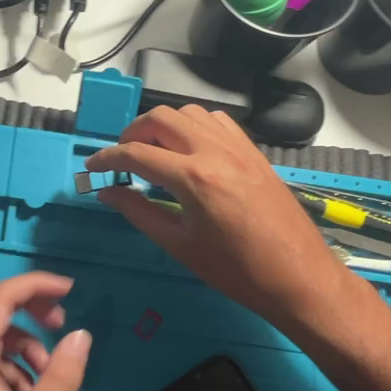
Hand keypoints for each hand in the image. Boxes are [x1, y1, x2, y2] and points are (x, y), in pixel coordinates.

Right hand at [84, 105, 356, 327]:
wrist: (299, 277)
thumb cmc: (236, 271)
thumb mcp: (180, 246)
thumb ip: (139, 212)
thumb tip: (107, 193)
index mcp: (193, 178)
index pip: (136, 153)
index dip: (107, 159)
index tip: (92, 168)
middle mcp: (214, 151)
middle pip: (160, 118)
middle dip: (132, 133)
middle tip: (121, 159)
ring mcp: (237, 147)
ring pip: (188, 113)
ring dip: (163, 125)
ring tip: (153, 151)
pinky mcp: (253, 151)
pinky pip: (216, 121)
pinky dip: (193, 126)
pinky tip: (188, 150)